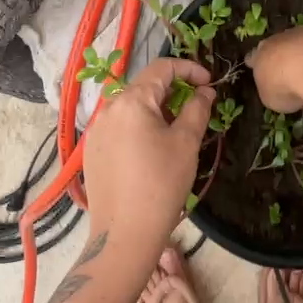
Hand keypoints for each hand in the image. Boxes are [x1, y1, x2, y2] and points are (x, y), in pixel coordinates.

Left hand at [82, 57, 214, 251]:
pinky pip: (120, 125)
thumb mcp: (186, 143)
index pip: (162, 67)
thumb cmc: (161, 185)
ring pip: (131, 106)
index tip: (209, 83)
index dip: (189, 69)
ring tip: (177, 129)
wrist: (124, 235)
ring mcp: (96, 130)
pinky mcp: (93, 151)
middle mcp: (108, 108)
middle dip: (173, 90)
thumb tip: (204, 91)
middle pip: (145, 85)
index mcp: (131, 100)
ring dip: (156, 108)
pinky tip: (153, 149)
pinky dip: (139, 125)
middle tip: (196, 107)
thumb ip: (197, 109)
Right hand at [247, 24, 302, 113]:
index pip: (253, 57)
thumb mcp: (271, 99)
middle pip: (279, 44)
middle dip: (284, 55)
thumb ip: (272, 90)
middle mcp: (279, 39)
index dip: (257, 62)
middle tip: (292, 71)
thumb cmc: (285, 86)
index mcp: (261, 56)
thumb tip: (279, 89)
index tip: (257, 66)